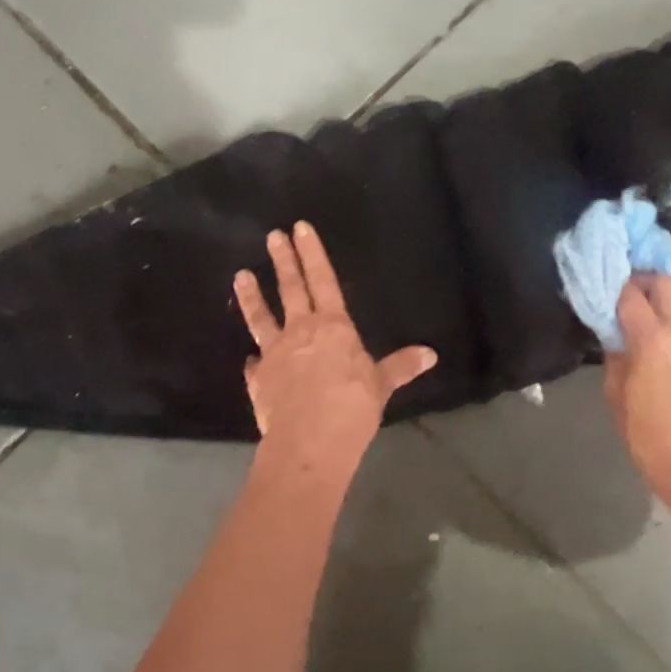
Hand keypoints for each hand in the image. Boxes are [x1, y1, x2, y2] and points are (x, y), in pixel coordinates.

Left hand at [233, 221, 436, 467]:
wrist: (309, 443)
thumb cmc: (352, 407)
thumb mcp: (381, 385)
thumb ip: (400, 367)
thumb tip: (430, 354)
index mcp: (334, 326)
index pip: (322, 280)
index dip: (312, 253)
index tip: (299, 228)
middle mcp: (301, 332)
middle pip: (290, 289)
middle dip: (283, 260)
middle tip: (272, 236)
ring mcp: (275, 354)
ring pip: (261, 318)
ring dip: (251, 297)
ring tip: (240, 276)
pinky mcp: (259, 380)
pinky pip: (255, 365)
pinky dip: (253, 360)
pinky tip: (249, 358)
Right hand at [604, 275, 670, 503]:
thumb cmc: (644, 431)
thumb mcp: (614, 391)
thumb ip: (614, 352)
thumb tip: (613, 332)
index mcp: (652, 339)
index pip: (632, 294)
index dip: (615, 288)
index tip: (601, 291)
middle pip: (666, 283)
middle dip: (643, 281)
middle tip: (623, 293)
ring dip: (661, 296)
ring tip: (640, 310)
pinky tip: (656, 331)